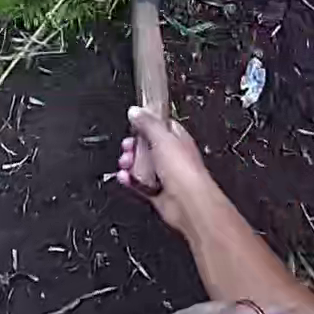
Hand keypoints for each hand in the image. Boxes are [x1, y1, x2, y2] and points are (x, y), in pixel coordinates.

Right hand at [117, 106, 217, 231]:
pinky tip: (125, 177)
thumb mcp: (162, 138)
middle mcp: (173, 156)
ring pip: (142, 165)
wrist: (188, 202)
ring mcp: (165, 175)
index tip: (134, 124)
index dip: (146, 124)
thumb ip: (147, 123)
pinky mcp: (157, 191)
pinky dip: (130, 180)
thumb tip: (136, 111)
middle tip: (127, 147)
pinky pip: (140, 183)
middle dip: (134, 145)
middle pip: (148, 146)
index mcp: (178, 139)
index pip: (161, 125)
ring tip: (125, 162)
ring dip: (130, 163)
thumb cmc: (184, 171)